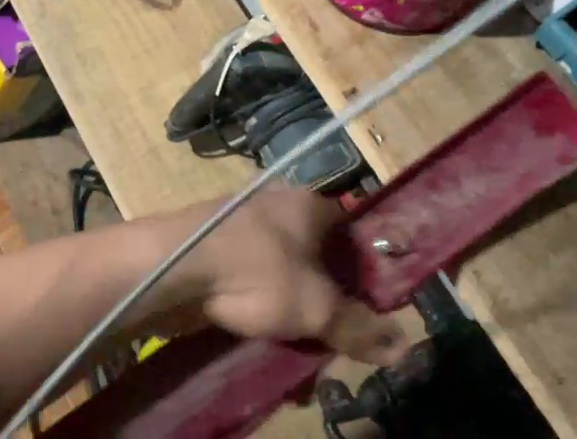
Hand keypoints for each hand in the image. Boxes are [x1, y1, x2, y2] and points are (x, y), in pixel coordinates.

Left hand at [153, 185, 408, 366]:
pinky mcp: (221, 259)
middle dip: (330, 312)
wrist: (171, 269)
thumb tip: (405, 345)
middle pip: (320, 264)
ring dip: (299, 326)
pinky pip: (257, 292)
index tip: (378, 312)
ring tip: (304, 370)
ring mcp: (246, 234)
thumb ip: (359, 327)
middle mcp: (278, 211)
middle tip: (338, 351)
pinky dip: (268, 322)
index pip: (353, 232)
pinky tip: (271, 357)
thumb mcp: (316, 306)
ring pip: (288, 283)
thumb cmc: (254, 272)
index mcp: (307, 205)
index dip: (368, 272)